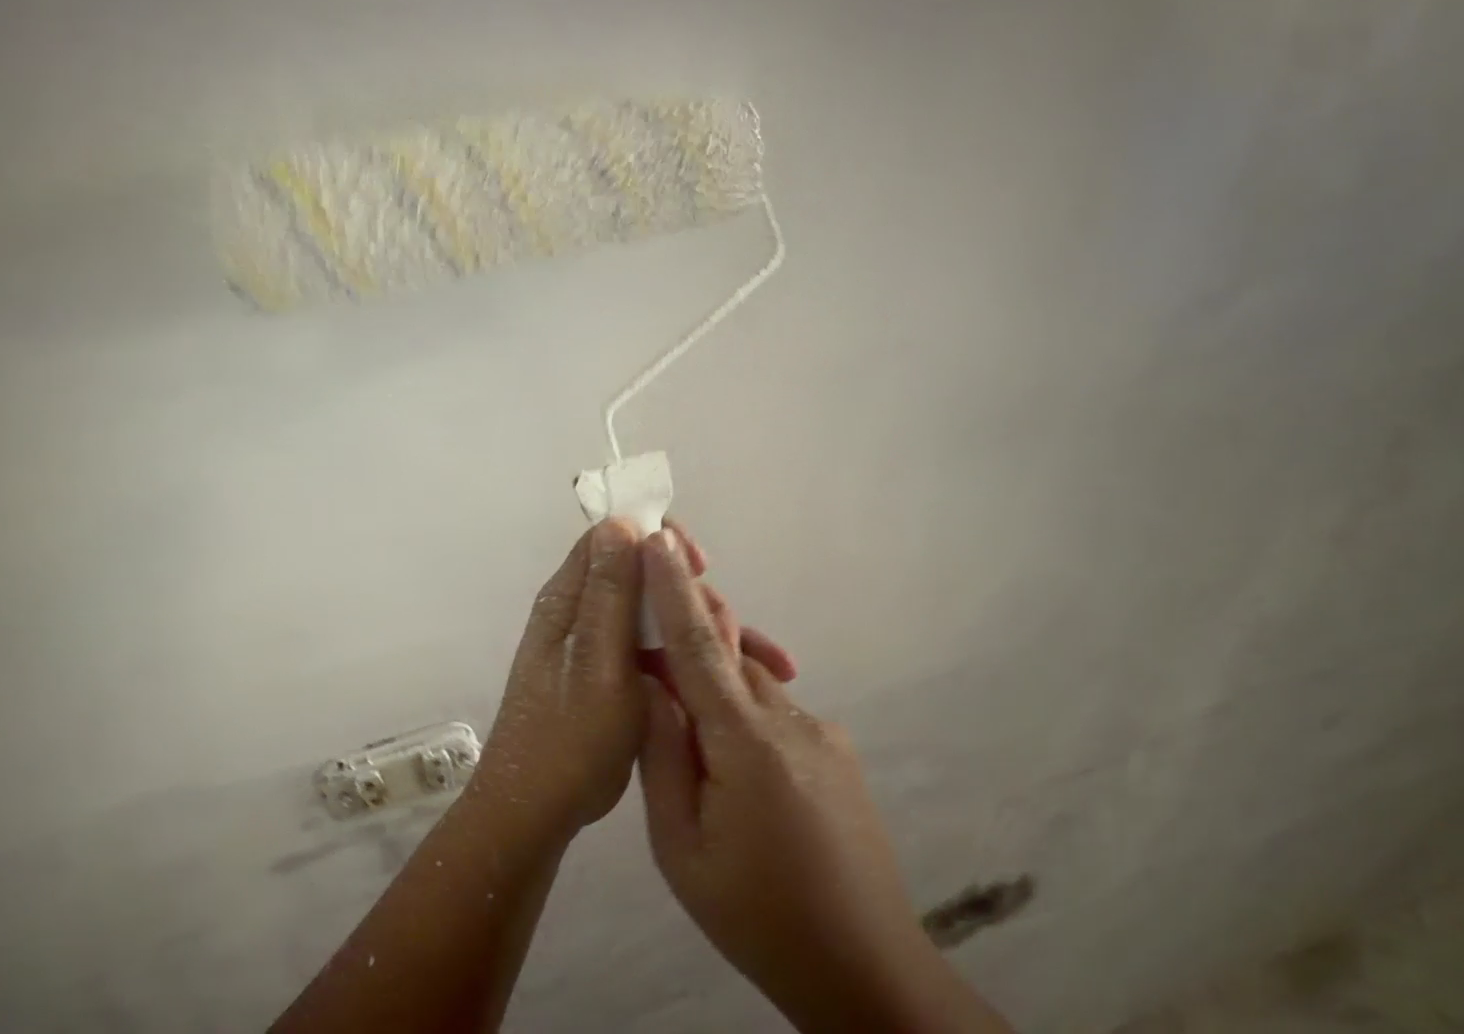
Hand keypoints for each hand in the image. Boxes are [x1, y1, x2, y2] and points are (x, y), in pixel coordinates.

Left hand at [472, 518, 721, 838]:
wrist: (536, 811)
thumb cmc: (569, 737)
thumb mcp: (597, 660)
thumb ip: (609, 592)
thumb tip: (621, 522)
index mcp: (568, 601)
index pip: (611, 536)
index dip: (658, 539)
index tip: (701, 566)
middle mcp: (578, 615)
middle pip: (640, 577)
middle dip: (691, 594)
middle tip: (731, 630)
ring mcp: (594, 649)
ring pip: (655, 618)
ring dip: (703, 631)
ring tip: (762, 663)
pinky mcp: (609, 681)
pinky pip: (655, 653)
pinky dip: (692, 660)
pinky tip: (736, 683)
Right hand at [635, 530, 1003, 1032]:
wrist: (865, 969)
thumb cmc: (756, 915)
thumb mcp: (680, 847)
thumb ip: (661, 756)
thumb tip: (648, 688)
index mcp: (746, 744)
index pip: (700, 645)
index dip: (673, 588)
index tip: (657, 537)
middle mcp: (792, 722)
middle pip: (726, 655)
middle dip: (682, 633)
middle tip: (641, 643)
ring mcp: (823, 735)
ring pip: (750, 684)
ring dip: (710, 685)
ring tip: (681, 733)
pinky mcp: (838, 755)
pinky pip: (775, 712)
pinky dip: (739, 714)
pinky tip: (728, 768)